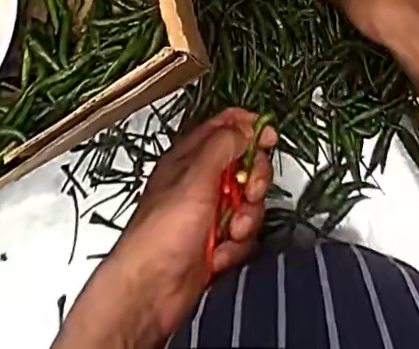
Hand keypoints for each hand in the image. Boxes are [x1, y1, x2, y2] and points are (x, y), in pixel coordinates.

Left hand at [58, 109, 275, 348]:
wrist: (149, 293)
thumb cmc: (161, 232)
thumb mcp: (195, 176)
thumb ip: (224, 145)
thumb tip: (248, 127)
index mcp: (192, 157)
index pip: (226, 126)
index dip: (250, 127)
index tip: (269, 138)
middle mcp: (202, 181)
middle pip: (245, 163)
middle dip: (255, 178)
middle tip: (251, 191)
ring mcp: (210, 212)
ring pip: (249, 201)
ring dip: (248, 217)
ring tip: (232, 231)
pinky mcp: (216, 242)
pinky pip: (245, 234)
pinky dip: (238, 245)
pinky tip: (221, 253)